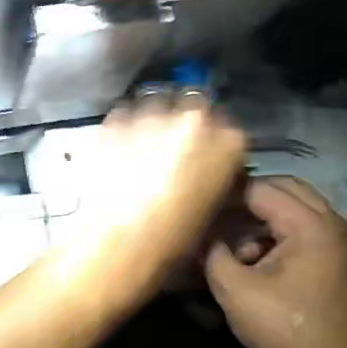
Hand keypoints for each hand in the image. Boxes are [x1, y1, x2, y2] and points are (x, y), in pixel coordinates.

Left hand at [60, 88, 247, 291]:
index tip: (202, 158)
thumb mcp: (211, 214)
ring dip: (153, 121)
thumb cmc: (173, 240)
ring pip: (156, 104)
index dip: (213, 145)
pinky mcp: (117, 120)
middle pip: (193, 108)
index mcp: (229, 142)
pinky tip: (119, 151)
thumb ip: (218, 183)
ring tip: (142, 148)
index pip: (229, 131)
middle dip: (184, 125)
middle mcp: (195, 119)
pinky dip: (124, 128)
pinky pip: (124, 115)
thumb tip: (212, 178)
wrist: (121, 243)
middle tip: (169, 152)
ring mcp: (153, 114)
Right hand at [203, 176, 346, 347]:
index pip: (263, 188)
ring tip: (238, 250)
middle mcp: (337, 224)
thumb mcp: (235, 291)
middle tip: (217, 219)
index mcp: (313, 225)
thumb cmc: (286, 331)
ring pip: (301, 209)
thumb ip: (212, 254)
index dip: (227, 194)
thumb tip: (200, 235)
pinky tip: (262, 263)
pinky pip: (311, 230)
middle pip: (288, 189)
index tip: (200, 206)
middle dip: (249, 199)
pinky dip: (284, 234)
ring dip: (266, 219)